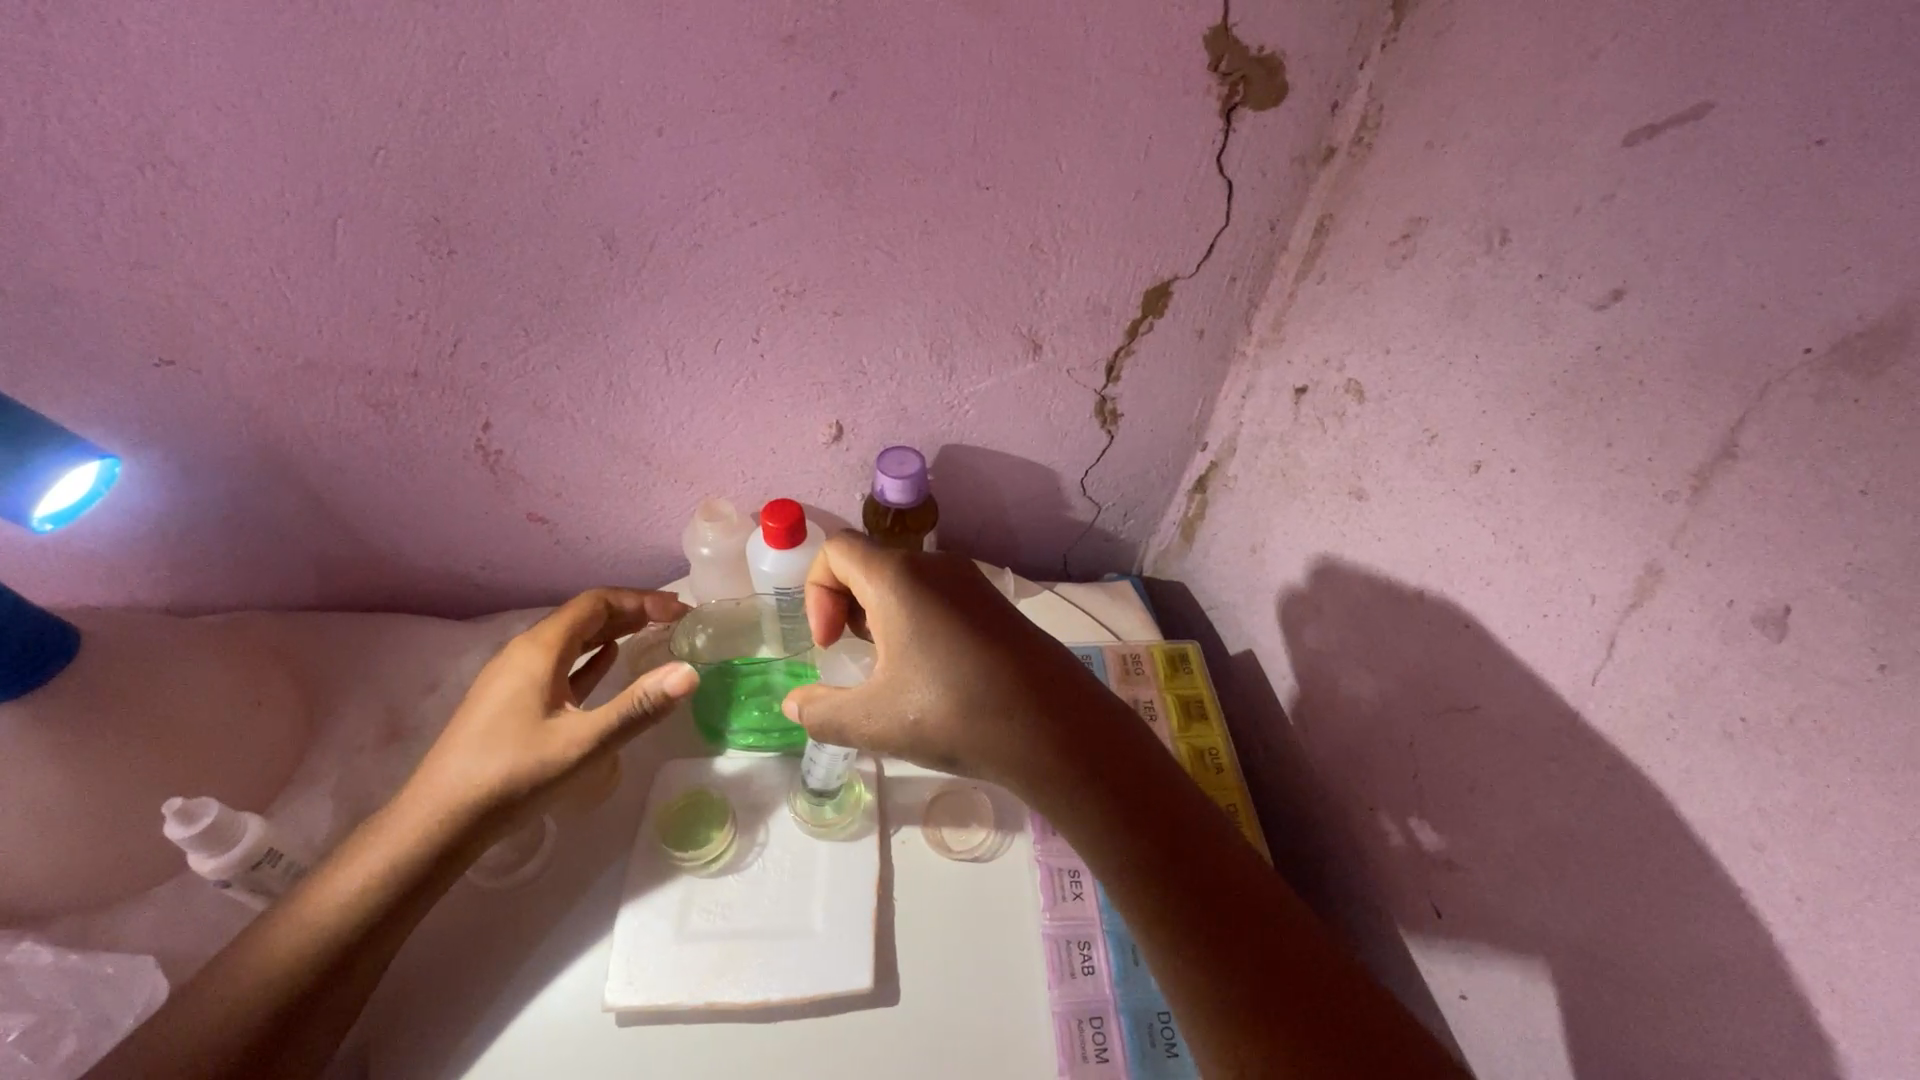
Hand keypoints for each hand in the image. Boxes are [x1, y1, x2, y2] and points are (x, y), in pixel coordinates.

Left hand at [401, 588, 698, 830]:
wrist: (440, 821)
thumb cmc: (512, 776)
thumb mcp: (584, 743)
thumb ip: (638, 706)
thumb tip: (689, 673)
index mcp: (539, 650)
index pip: (596, 604)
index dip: (642, 600)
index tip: (680, 611)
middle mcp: (525, 654)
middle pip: (584, 617)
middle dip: (631, 612)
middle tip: (675, 621)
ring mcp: (516, 678)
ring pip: (573, 641)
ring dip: (613, 633)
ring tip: (653, 635)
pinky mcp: (513, 702)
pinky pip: (561, 665)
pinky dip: (591, 657)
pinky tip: (610, 662)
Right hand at [780, 534, 1119, 788]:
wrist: (1054, 726)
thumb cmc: (954, 713)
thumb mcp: (874, 722)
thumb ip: (821, 712)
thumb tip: (795, 705)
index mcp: (897, 577)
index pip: (836, 549)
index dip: (816, 592)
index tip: (830, 645)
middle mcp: (936, 566)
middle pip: (871, 563)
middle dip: (849, 608)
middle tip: (860, 661)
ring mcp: (972, 583)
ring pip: (907, 582)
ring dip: (884, 618)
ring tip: (896, 674)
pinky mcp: (997, 606)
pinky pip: (940, 597)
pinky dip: (919, 623)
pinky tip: (936, 677)